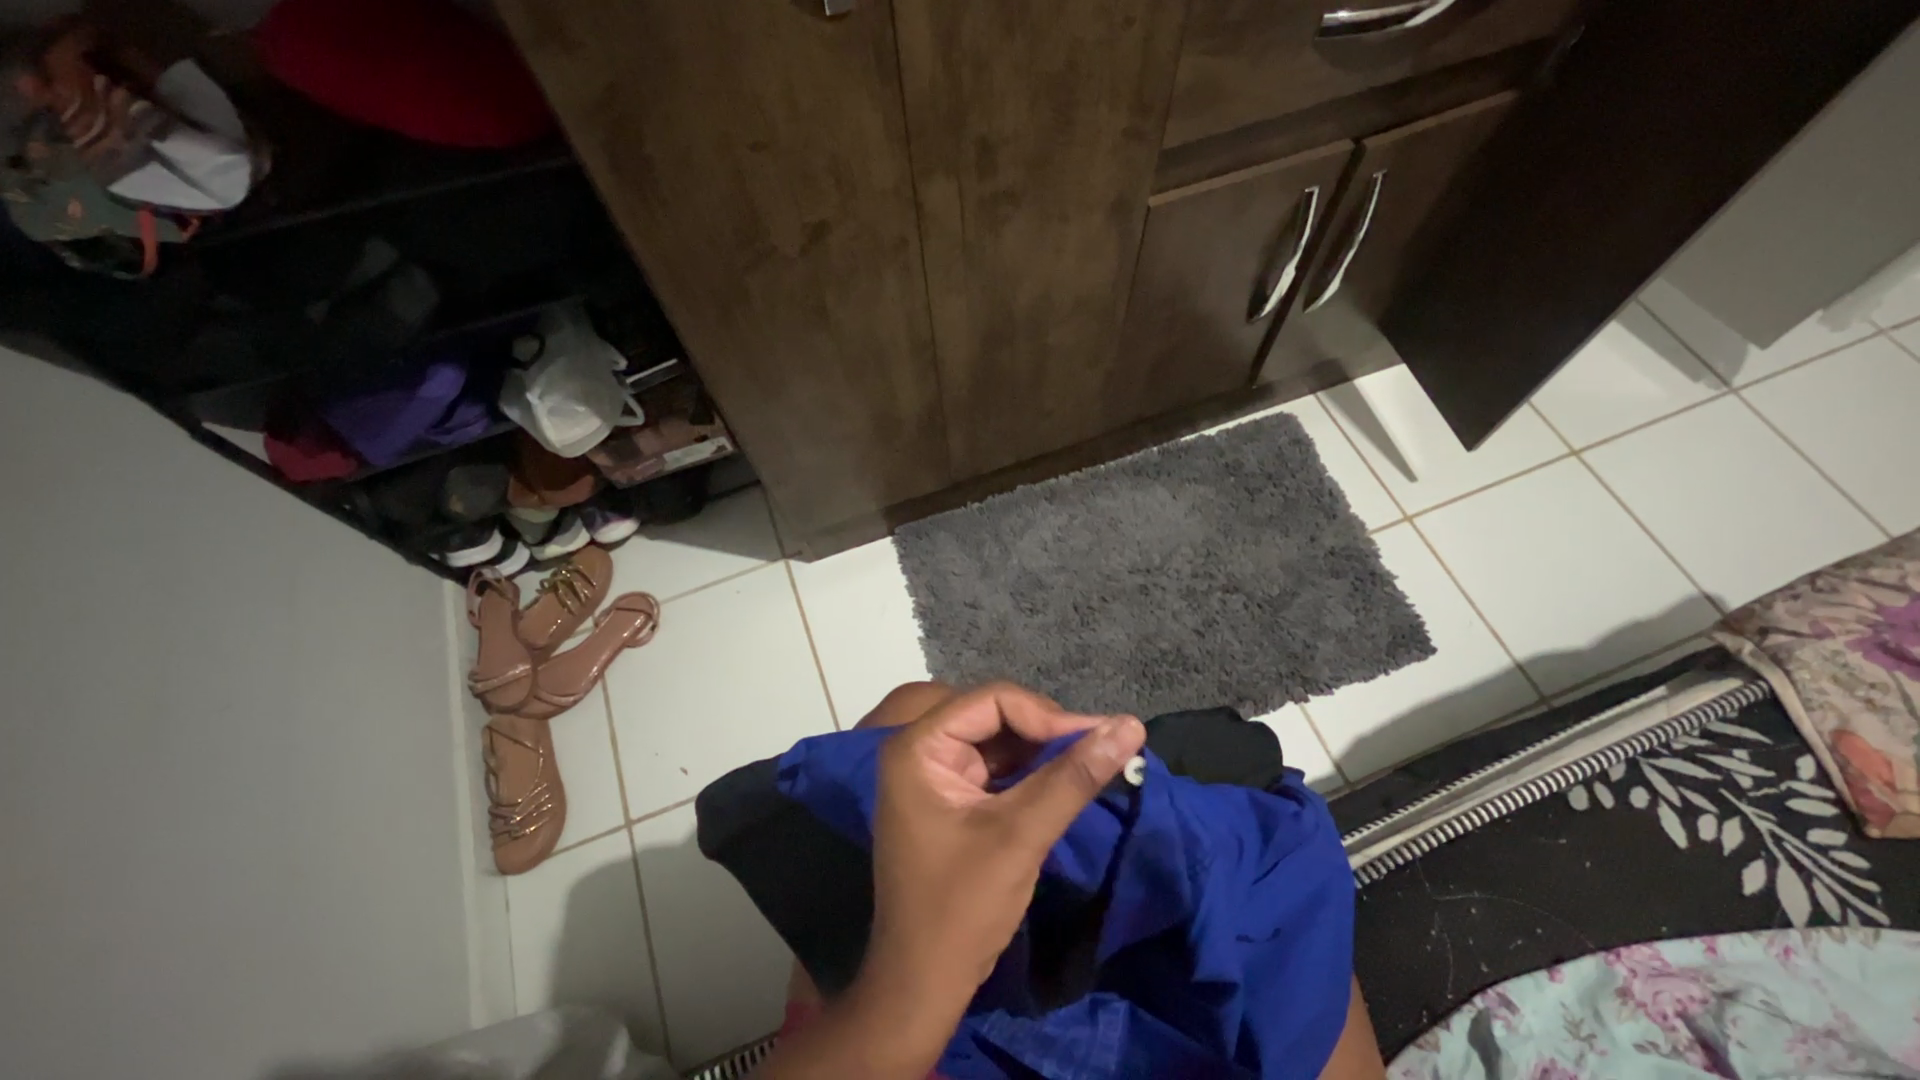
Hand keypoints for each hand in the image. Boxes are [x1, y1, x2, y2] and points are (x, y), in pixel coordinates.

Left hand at [756, 682, 1144, 1079]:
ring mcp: (934, 776)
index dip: (1048, 715)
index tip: (1099, 738)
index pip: (991, 701)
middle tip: (1102, 748)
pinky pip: (996, 769)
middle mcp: (920, 751)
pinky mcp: (951, 800)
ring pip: (1000, 741)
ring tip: (1094, 761)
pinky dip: (1032, 773)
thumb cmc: (962, 906)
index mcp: (918, 748)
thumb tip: (1131, 725)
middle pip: (995, 716)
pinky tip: (1068, 780)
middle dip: (1048, 731)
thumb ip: (1073, 778)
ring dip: (1044, 751)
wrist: (923, 982)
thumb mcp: (1021, 835)